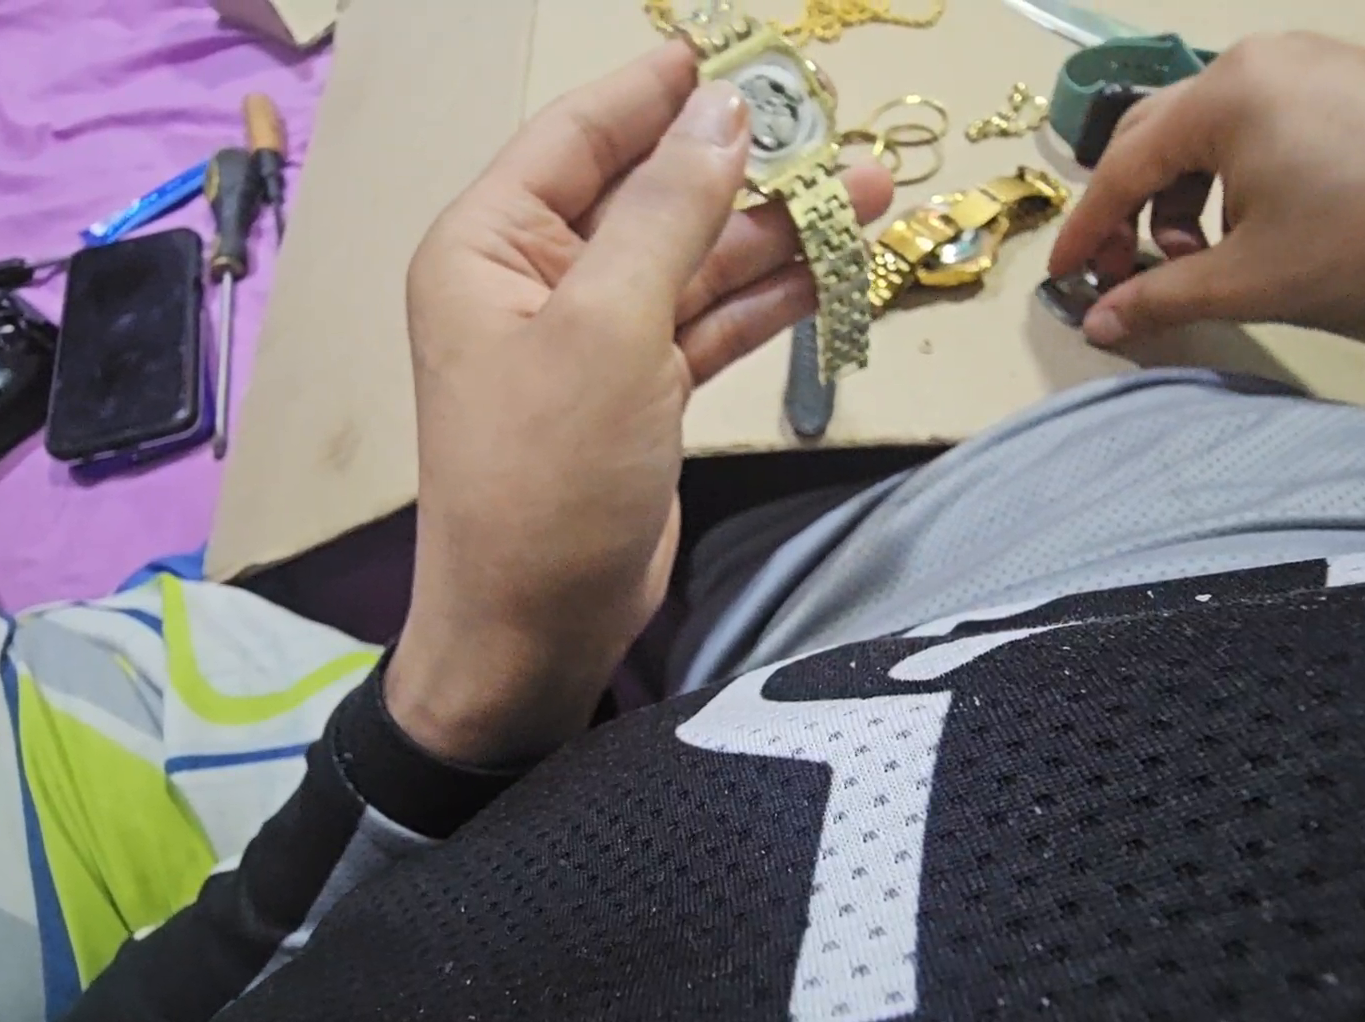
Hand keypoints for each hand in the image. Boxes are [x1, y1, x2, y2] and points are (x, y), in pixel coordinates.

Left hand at [390, 44, 892, 765]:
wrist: (540, 621)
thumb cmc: (550, 473)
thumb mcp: (605, 329)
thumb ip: (666, 215)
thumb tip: (722, 114)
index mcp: (493, 248)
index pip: (578, 140)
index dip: (652, 93)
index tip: (725, 54)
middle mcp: (541, 285)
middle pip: (652, 202)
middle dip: (742, 172)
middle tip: (837, 134)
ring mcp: (598, 344)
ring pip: (694, 268)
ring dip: (775, 238)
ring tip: (871, 193)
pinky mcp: (643, 396)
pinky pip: (709, 329)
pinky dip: (765, 304)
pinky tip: (832, 272)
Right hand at [1048, 33, 1364, 345]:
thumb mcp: (1244, 279)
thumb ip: (1153, 298)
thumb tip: (1094, 324)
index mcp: (1224, 97)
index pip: (1120, 170)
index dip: (1082, 232)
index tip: (1061, 278)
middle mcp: (1257, 62)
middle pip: (1149, 138)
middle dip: (1123, 209)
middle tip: (1121, 268)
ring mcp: (1306, 62)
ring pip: (1196, 131)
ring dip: (1171, 197)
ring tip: (1192, 252)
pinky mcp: (1342, 79)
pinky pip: (1247, 124)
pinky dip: (1219, 177)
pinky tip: (1241, 221)